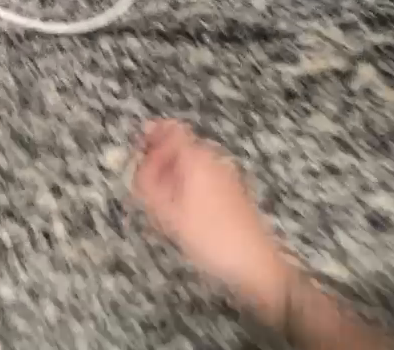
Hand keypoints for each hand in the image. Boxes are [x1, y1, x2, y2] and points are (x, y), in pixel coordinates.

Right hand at [132, 119, 291, 315]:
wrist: (256, 264)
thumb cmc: (207, 235)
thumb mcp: (166, 211)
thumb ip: (146, 182)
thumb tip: (138, 165)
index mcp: (196, 155)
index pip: (170, 128)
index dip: (152, 135)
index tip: (138, 150)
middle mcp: (213, 157)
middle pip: (181, 145)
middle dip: (161, 158)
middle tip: (146, 182)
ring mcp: (227, 173)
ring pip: (193, 162)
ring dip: (175, 174)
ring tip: (163, 202)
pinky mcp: (235, 191)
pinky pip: (205, 176)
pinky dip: (190, 185)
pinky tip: (185, 211)